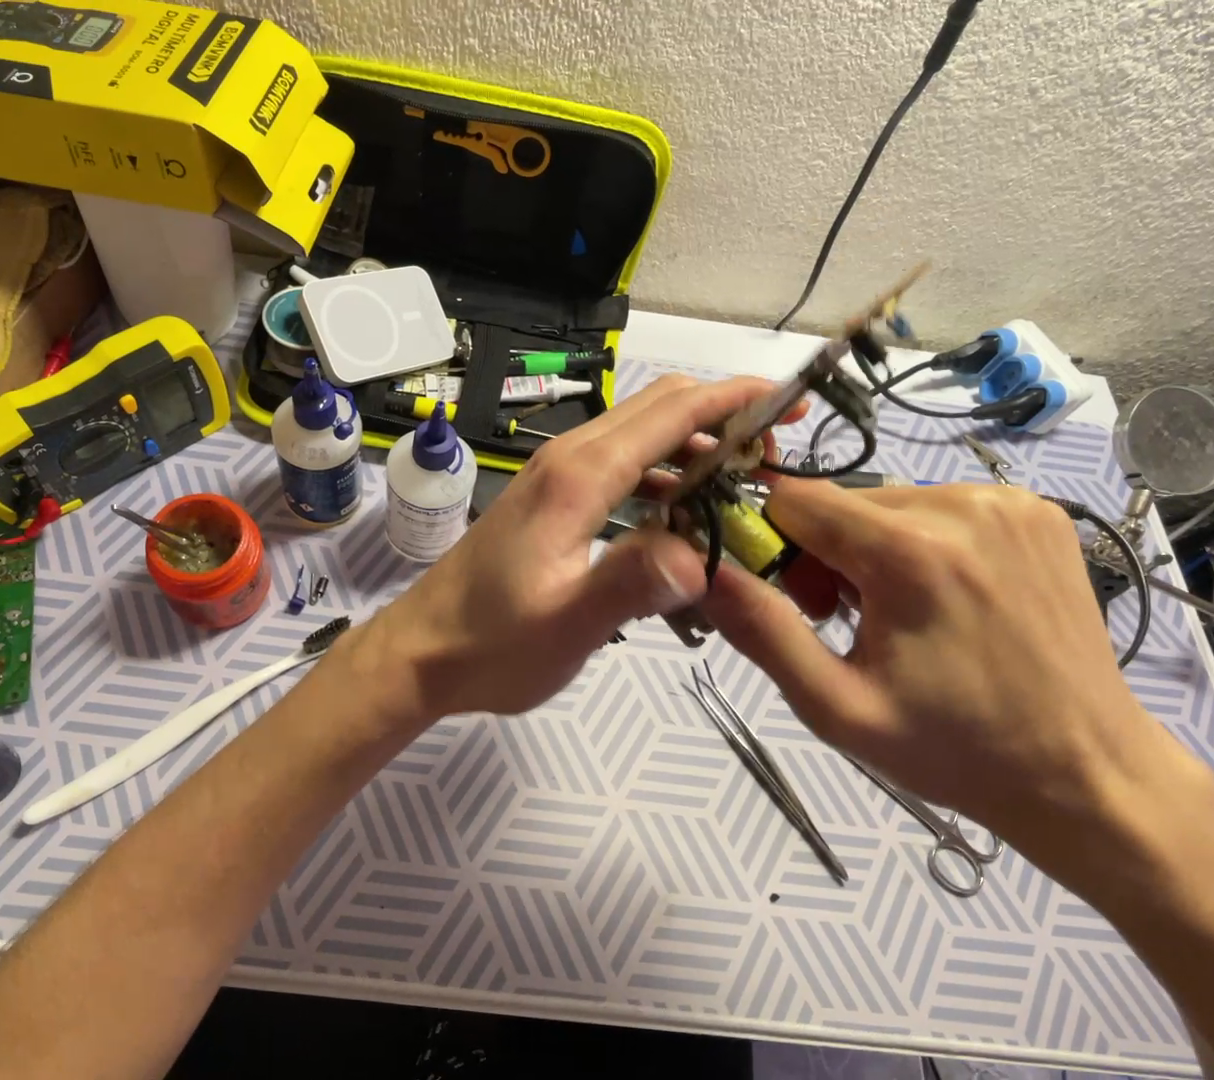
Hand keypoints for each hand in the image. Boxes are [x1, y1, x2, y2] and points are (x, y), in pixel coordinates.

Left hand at [355, 375, 802, 720]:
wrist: (421, 651)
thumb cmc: (491, 644)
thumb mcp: (566, 624)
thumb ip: (631, 584)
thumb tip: (701, 555)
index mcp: (579, 478)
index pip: (671, 412)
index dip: (735, 398)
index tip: (792, 400)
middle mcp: (567, 461)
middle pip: (656, 408)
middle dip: (722, 415)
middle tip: (776, 455)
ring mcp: (553, 478)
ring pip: (636, 435)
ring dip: (691, 444)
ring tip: (740, 484)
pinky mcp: (548, 501)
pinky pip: (616, 466)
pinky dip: (659, 472)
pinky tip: (678, 512)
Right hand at [699, 479, 1213, 861]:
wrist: (1088, 772)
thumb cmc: (951, 749)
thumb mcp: (835, 707)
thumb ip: (762, 632)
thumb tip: (704, 570)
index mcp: (911, 552)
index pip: (794, 499)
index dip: (777, 546)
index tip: (803, 604)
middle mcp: (964, 505)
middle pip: (841, 502)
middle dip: (825, 554)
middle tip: (849, 622)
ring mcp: (1010, 503)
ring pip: (887, 503)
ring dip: (871, 549)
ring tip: (902, 618)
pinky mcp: (1037, 513)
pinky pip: (939, 507)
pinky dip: (920, 544)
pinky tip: (944, 600)